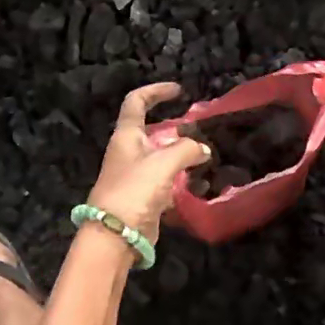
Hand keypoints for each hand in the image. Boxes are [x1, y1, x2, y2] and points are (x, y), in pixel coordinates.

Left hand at [85, 83, 211, 243]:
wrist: (116, 234)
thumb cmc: (135, 190)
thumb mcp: (163, 163)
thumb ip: (186, 150)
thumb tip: (203, 148)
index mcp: (126, 135)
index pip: (136, 102)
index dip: (155, 91)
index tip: (178, 91)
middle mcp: (128, 151)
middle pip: (152, 130)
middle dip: (176, 128)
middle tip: (201, 129)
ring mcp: (136, 174)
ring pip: (161, 156)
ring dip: (182, 154)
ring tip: (207, 155)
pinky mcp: (144, 195)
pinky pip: (166, 179)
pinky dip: (181, 178)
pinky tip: (200, 182)